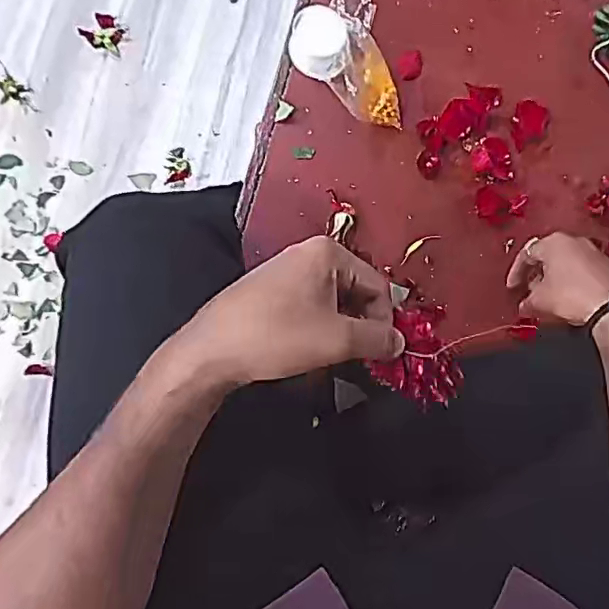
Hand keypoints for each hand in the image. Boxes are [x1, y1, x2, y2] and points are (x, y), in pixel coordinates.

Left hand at [171, 236, 402, 387]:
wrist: (209, 352)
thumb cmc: (275, 336)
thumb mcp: (337, 340)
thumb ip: (378, 339)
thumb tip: (400, 342)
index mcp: (328, 253)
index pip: (378, 286)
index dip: (384, 321)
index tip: (380, 350)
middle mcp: (308, 254)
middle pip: (357, 292)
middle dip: (361, 325)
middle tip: (356, 355)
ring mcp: (287, 270)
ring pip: (335, 302)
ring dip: (341, 330)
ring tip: (330, 355)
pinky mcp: (271, 290)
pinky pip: (312, 305)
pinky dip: (319, 328)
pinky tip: (307, 349)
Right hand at [506, 232, 608, 325]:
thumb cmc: (571, 295)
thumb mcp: (540, 300)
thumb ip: (528, 300)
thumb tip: (525, 305)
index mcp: (554, 242)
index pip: (527, 253)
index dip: (516, 272)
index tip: (512, 288)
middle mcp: (574, 241)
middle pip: (548, 255)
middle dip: (536, 274)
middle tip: (529, 292)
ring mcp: (593, 251)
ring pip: (566, 262)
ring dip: (555, 278)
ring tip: (549, 297)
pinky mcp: (607, 265)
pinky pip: (582, 270)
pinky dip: (572, 281)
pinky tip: (570, 297)